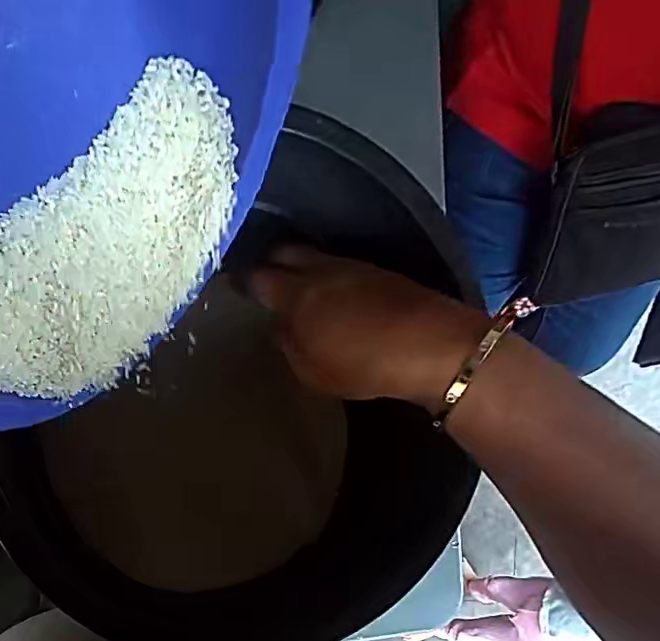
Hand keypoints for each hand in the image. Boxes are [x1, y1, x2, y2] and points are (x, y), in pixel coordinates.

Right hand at [247, 246, 490, 409]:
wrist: (430, 346)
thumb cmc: (360, 365)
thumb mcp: (311, 369)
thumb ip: (289, 344)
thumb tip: (278, 327)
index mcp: (297, 294)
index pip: (259, 278)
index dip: (241, 279)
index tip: (229, 281)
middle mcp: (323, 271)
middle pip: (287, 252)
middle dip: (269, 259)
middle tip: (257, 272)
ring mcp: (355, 267)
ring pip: (315, 255)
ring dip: (299, 262)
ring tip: (289, 278)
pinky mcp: (380, 273)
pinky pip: (340, 265)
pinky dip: (325, 272)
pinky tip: (326, 287)